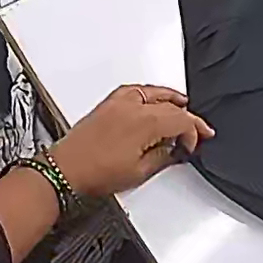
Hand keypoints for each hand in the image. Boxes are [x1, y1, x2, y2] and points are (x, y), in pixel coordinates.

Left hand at [49, 84, 214, 197]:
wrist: (66, 170)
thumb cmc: (96, 172)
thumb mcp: (139, 171)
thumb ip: (163, 155)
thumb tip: (174, 149)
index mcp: (146, 122)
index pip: (182, 119)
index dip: (194, 131)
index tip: (194, 143)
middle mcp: (134, 106)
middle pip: (172, 106)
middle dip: (187, 118)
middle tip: (196, 131)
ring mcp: (119, 103)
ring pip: (155, 93)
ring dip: (171, 100)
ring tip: (183, 106)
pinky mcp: (108, 104)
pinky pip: (135, 90)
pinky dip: (149, 93)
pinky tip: (152, 98)